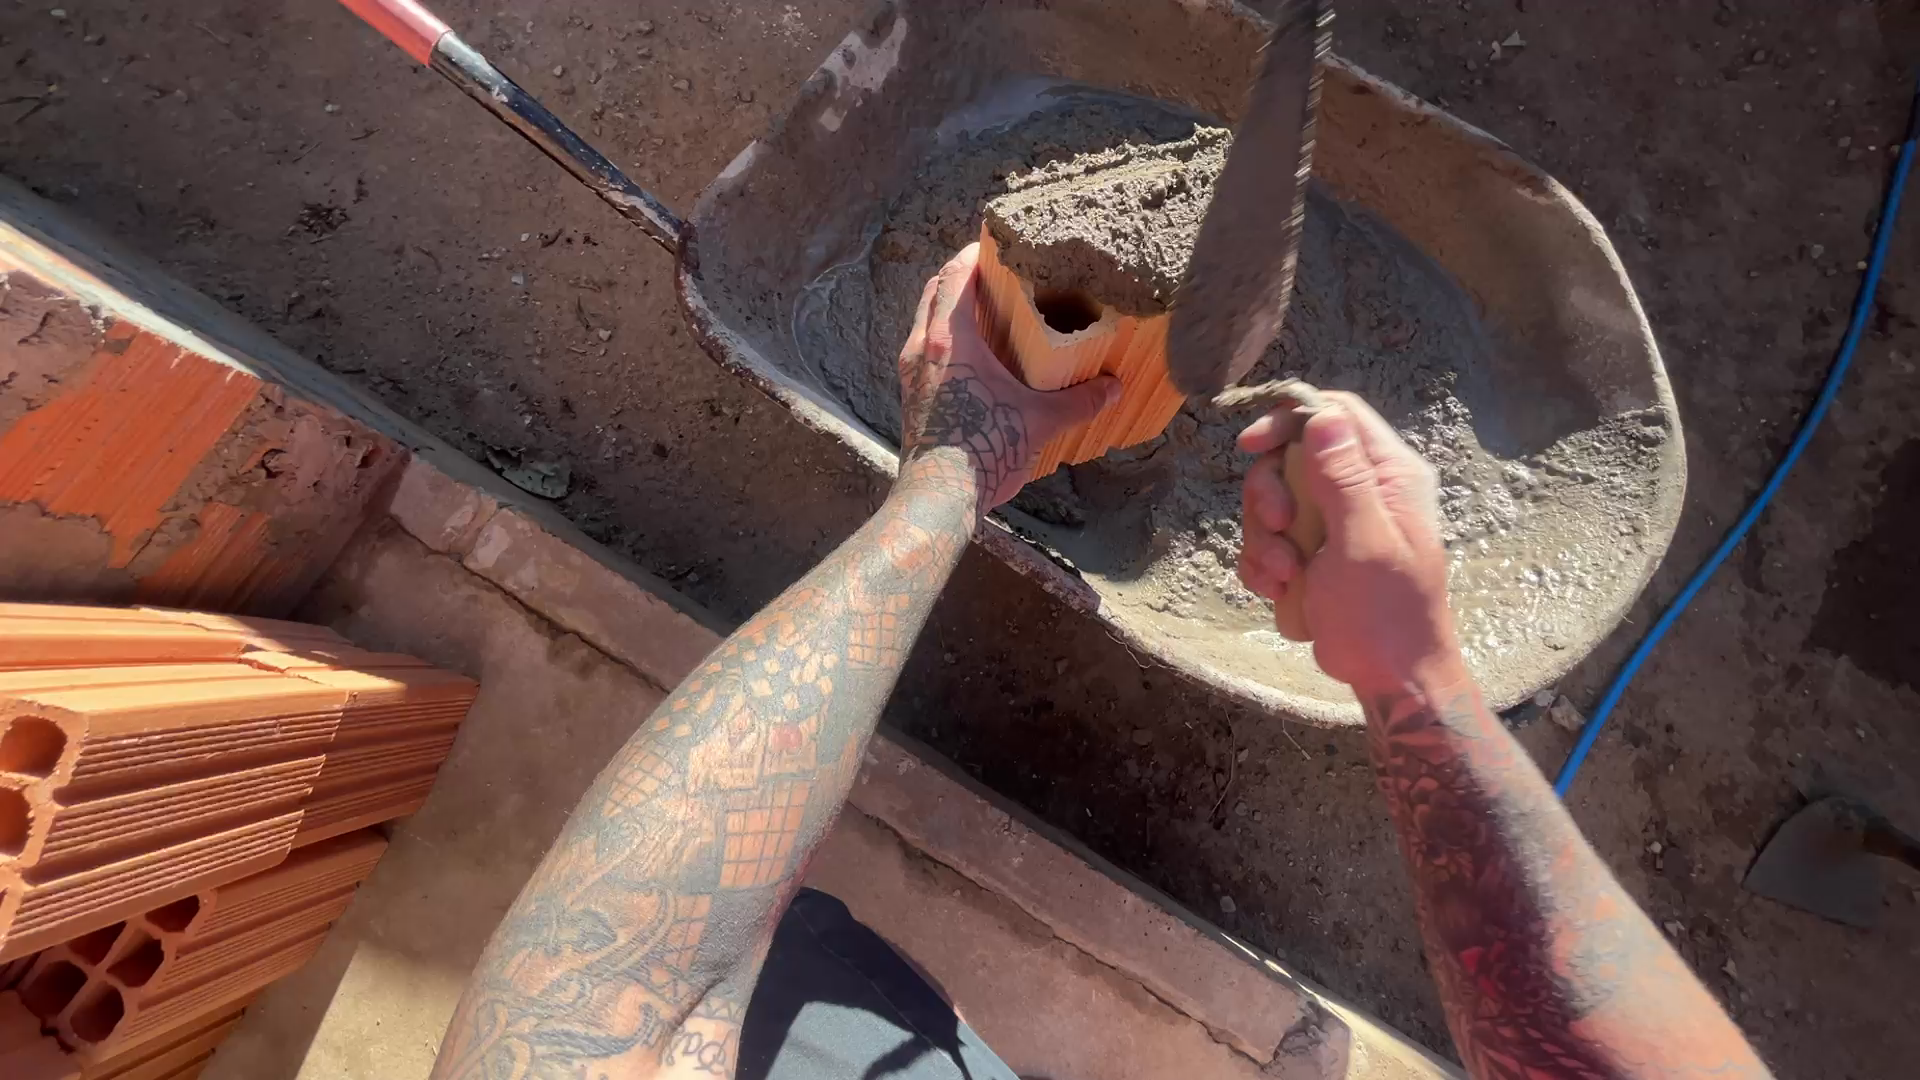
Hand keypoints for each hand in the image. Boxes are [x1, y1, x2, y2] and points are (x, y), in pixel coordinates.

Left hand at [897, 244, 1118, 517]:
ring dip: (952, 312)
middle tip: (996, 279)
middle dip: (962, 279)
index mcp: (950, 341)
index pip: (956, 275)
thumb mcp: (1038, 422)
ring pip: (926, 324)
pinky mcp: (911, 398)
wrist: (938, 498)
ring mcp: (912, 375)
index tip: (997, 248)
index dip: (975, 254)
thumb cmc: (982, 451)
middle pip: (935, 293)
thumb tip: (1113, 389)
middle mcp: (922, 350)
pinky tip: (975, 363)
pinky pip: (926, 354)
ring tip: (988, 317)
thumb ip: (1079, 402)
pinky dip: (946, 344)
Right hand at [1236, 392, 1463, 694]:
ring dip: (1263, 540)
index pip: (1335, 415)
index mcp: (1387, 475)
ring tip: (1283, 576)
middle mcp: (1357, 489)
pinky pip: (1264, 540)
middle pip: (1287, 460)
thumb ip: (1344, 479)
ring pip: (1269, 502)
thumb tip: (1322, 416)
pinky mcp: (1306, 551)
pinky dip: (1261, 564)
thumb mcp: (1364, 542)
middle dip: (1268, 496)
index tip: (1250, 445)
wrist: (1385, 673)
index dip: (1289, 420)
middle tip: (1278, 528)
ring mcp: (1328, 522)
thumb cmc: (1386, 610)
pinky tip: (1278, 589)